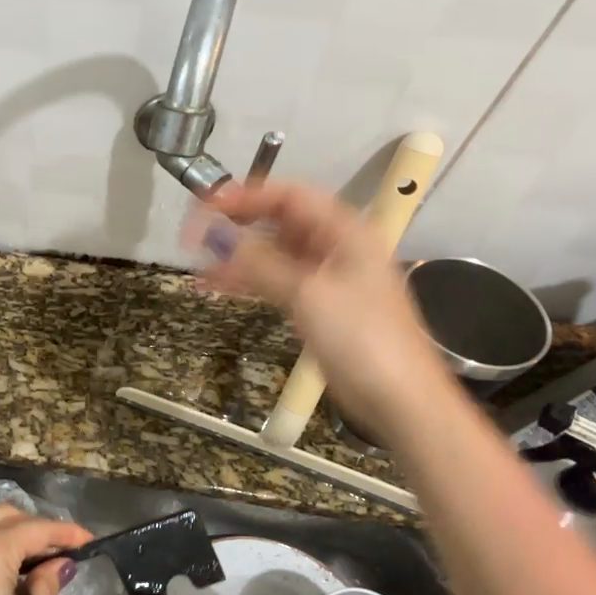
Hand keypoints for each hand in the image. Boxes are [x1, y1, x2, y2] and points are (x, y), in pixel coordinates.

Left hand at [0, 505, 92, 594]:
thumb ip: (44, 588)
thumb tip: (61, 564)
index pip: (37, 528)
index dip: (67, 533)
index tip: (92, 541)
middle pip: (8, 517)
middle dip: (38, 529)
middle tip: (66, 554)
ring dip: (15, 536)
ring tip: (43, 564)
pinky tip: (12, 575)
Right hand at [187, 182, 459, 435]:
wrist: (399, 399)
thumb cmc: (362, 338)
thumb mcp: (307, 294)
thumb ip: (258, 262)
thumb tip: (214, 235)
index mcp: (345, 231)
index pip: (289, 196)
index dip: (246, 196)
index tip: (206, 205)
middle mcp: (336, 247)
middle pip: (280, 221)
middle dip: (238, 224)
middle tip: (196, 233)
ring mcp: (326, 278)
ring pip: (273, 253)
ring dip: (237, 255)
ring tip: (197, 262)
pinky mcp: (317, 306)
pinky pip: (275, 281)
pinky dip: (247, 280)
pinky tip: (215, 286)